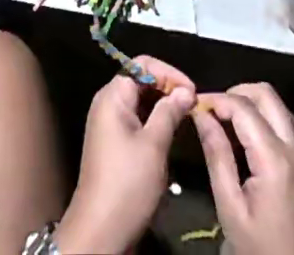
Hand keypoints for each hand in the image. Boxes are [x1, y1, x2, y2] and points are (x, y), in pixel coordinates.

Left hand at [56, 57, 196, 253]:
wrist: (100, 229)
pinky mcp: (114, 142)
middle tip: (193, 103)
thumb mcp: (154, 144)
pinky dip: (156, 119)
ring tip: (187, 116)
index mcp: (112, 96)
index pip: (142, 64)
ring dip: (164, 104)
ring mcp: (109, 123)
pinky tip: (173, 131)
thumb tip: (185, 90)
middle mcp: (108, 103)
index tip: (192, 90)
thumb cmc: (127, 182)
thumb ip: (169, 111)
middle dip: (168, 87)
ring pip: (141, 100)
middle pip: (140, 79)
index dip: (168, 72)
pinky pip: (137, 118)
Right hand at [193, 83, 293, 254]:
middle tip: (214, 110)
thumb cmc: (261, 252)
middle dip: (237, 94)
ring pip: (285, 108)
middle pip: (267, 95)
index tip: (196, 104)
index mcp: (275, 159)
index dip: (217, 99)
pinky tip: (263, 137)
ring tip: (234, 122)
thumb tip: (201, 115)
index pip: (243, 107)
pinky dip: (279, 120)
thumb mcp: (231, 208)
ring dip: (258, 105)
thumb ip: (217, 156)